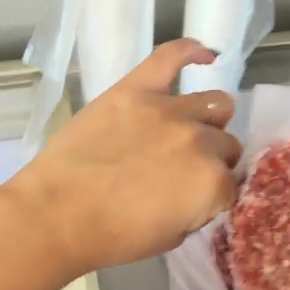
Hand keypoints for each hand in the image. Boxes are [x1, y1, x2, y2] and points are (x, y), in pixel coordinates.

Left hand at [1, 39, 241, 274]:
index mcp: (212, 184)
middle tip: (182, 170)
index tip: (196, 198)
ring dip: (207, 121)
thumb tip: (199, 191)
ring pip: (215, 104)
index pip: (232, 183)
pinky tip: (205, 55)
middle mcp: (200, 142)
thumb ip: (196, 208)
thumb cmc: (111, 236)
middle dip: (212, 158)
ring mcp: (170, 111)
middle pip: (225, 143)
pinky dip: (191, 51)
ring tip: (183, 132)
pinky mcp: (137, 89)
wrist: (56, 214)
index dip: (215, 192)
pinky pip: (172, 56)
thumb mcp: (171, 238)